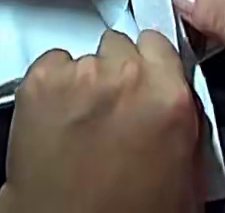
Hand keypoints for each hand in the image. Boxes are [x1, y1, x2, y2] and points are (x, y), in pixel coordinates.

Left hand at [0, 29, 200, 212]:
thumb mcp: (182, 181)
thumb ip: (180, 125)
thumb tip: (174, 101)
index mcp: (168, 98)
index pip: (158, 43)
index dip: (149, 60)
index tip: (143, 71)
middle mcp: (124, 76)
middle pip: (118, 45)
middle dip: (115, 70)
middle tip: (111, 107)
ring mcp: (80, 73)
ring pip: (84, 56)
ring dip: (84, 80)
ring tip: (82, 121)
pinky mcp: (42, 77)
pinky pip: (52, 64)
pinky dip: (54, 84)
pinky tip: (58, 118)